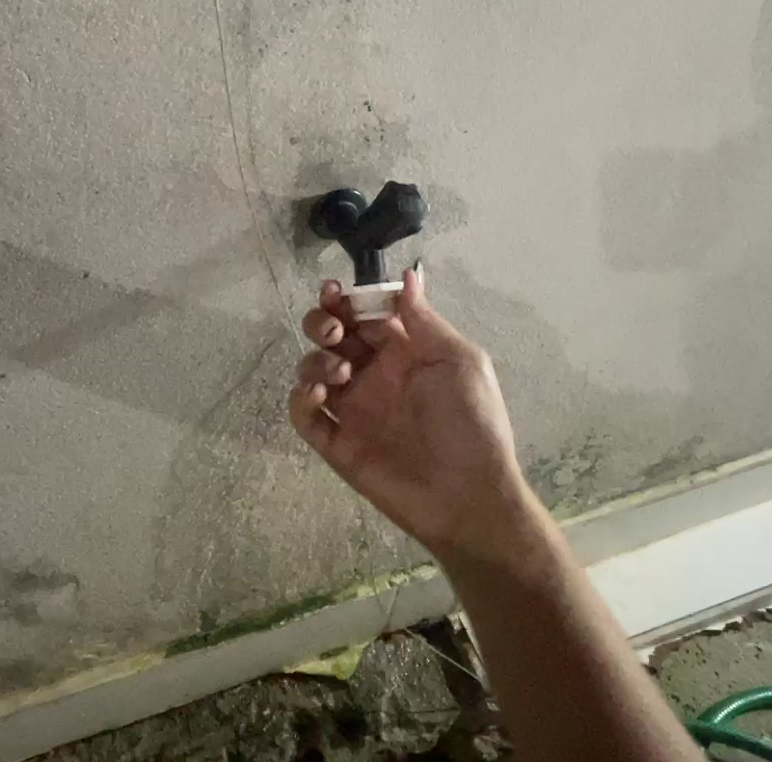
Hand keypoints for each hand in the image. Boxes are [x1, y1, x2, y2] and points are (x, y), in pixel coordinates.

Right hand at [287, 268, 540, 559]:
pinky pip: (304, 416)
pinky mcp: (337, 443)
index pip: (363, 314)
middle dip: (322, 323)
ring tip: (338, 375)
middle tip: (333, 333)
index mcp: (403, 351)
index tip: (335, 292)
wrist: (468, 497)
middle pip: (330, 336)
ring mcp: (353, 409)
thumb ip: (423, 320)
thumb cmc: (471, 423)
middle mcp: (373, 375)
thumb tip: (406, 274)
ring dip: (315, 361)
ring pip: (311, 370)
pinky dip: (300, 400)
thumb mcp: (458, 361)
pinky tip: (318, 397)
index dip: (345, 300)